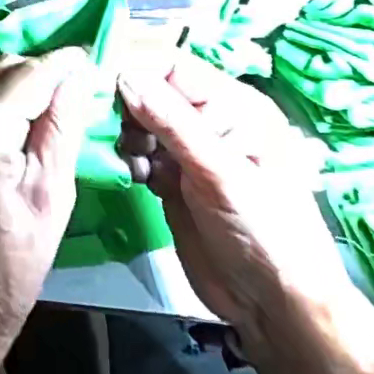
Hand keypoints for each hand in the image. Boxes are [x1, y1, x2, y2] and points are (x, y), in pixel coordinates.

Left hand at [0, 48, 100, 373]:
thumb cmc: (14, 255)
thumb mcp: (53, 192)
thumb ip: (62, 126)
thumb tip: (77, 76)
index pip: (30, 74)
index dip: (64, 63)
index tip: (94, 57)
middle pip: (7, 67)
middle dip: (46, 70)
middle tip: (83, 83)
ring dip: (26, 80)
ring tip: (62, 97)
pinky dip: (5, 93)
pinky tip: (30, 110)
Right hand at [115, 53, 373, 373]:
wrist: (274, 306)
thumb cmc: (264, 231)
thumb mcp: (219, 172)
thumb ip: (171, 121)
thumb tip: (123, 75)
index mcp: (235, 106)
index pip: (173, 67)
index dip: (136, 68)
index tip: (100, 80)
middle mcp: (210, 120)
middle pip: (149, 90)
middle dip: (128, 107)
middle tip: (123, 133)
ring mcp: (189, 148)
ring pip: (139, 120)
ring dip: (128, 136)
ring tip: (138, 163)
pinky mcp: (172, 174)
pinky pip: (138, 150)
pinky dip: (131, 160)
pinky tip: (140, 179)